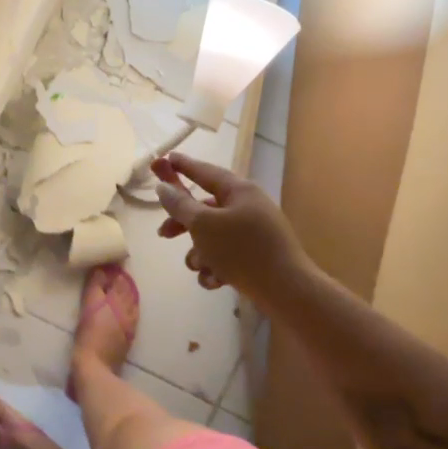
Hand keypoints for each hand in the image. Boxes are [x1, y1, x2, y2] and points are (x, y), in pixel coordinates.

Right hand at [153, 152, 311, 302]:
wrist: (285, 288)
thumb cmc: (243, 250)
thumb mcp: (204, 225)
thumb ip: (180, 205)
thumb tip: (163, 187)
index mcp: (239, 192)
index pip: (205, 172)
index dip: (182, 166)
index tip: (163, 159)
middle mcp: (246, 208)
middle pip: (203, 209)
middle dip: (182, 225)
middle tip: (163, 234)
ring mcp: (251, 234)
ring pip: (210, 238)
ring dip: (199, 254)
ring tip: (202, 266)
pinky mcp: (253, 257)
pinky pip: (223, 257)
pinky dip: (215, 268)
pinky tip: (216, 281)